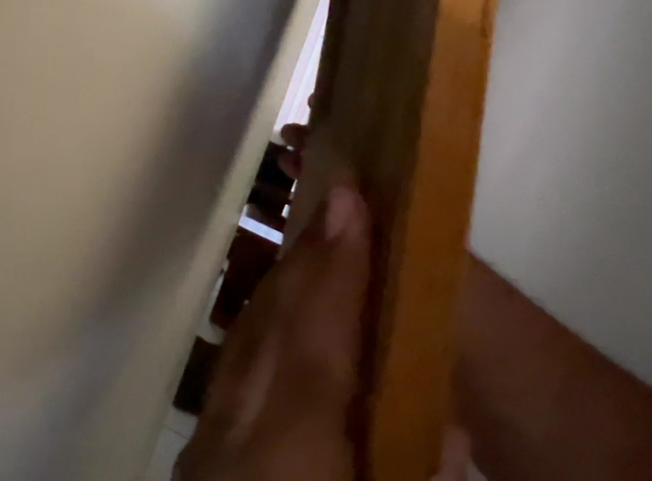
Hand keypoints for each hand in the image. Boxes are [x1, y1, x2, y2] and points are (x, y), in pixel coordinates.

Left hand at [174, 176, 471, 479]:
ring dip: (284, 284)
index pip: (317, 343)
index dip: (337, 267)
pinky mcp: (199, 449)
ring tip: (321, 239)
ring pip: (245, 340)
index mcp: (288, 457)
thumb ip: (413, 461)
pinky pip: (231, 369)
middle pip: (273, 327)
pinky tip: (284, 309)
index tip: (350, 197)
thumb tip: (452, 422)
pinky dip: (261, 328)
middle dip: (309, 258)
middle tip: (343, 198)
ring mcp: (206, 442)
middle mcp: (234, 438)